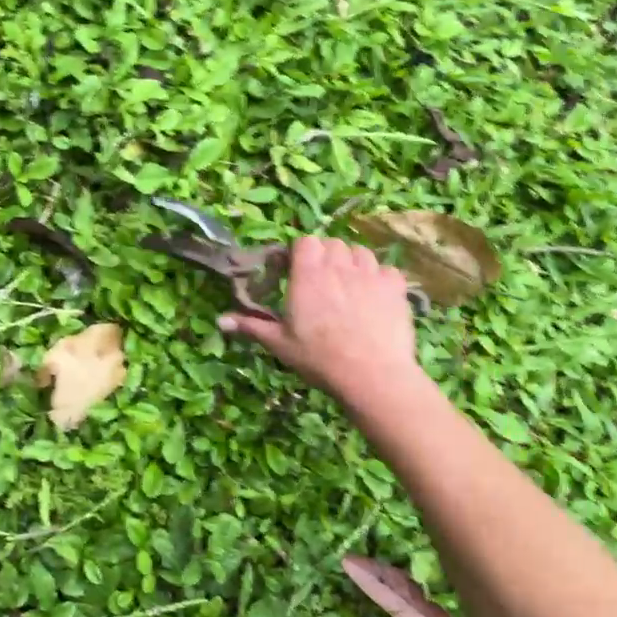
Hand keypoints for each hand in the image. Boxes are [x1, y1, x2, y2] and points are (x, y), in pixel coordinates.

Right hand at [219, 236, 421, 401]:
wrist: (372, 374)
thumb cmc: (319, 358)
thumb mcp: (279, 344)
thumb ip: (251, 327)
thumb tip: (220, 321)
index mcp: (308, 275)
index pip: (305, 242)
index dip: (300, 252)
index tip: (295, 270)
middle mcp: (339, 266)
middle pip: (332, 243)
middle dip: (325, 255)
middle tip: (320, 280)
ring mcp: (371, 275)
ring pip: (360, 252)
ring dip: (351, 262)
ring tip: (347, 284)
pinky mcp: (396, 287)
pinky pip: (386, 270)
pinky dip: (379, 277)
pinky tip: (373, 296)